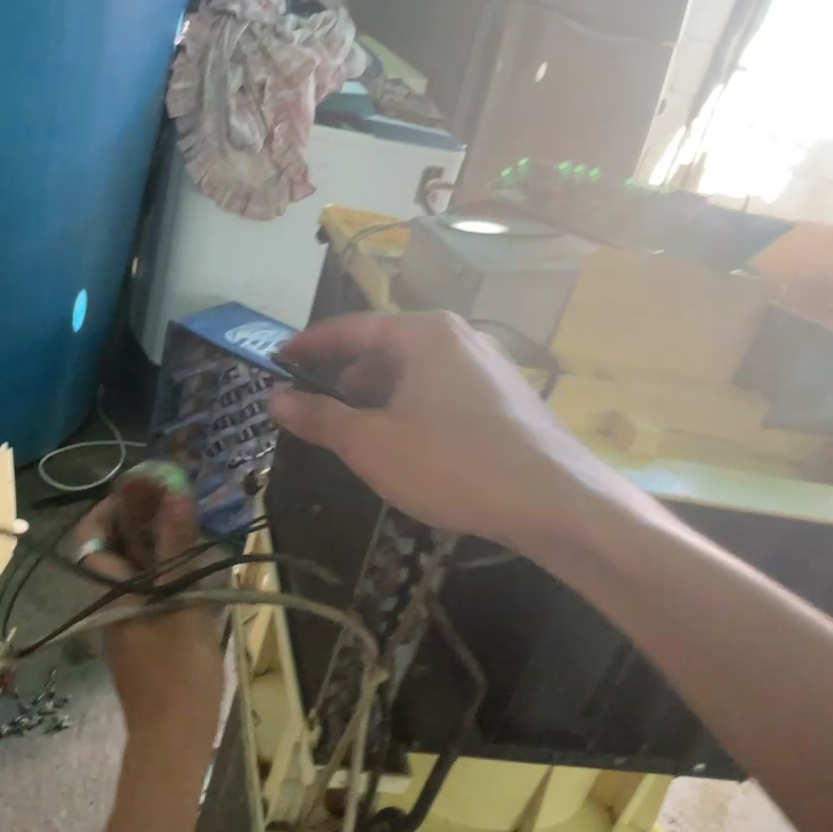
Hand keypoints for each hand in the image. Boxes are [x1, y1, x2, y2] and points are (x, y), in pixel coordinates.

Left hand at [68, 479, 222, 743]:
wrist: (174, 736)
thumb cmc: (176, 670)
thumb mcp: (182, 601)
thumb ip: (179, 547)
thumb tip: (176, 494)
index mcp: (109, 591)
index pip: (91, 536)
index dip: (110, 507)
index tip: (142, 488)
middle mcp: (111, 600)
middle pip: (114, 547)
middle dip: (139, 518)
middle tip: (173, 498)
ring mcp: (127, 617)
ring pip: (133, 567)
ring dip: (155, 540)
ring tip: (187, 519)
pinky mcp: (145, 631)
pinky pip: (148, 587)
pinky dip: (166, 567)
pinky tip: (193, 561)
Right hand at [269, 311, 625, 549]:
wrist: (558, 504)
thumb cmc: (454, 464)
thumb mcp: (372, 444)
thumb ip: (320, 418)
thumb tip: (275, 400)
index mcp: (426, 334)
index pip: (352, 327)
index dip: (310, 345)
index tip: (278, 361)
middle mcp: (461, 337)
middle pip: (386, 348)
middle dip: (346, 378)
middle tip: (318, 409)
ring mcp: (490, 366)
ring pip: (417, 373)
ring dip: (380, 398)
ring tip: (362, 435)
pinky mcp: (508, 398)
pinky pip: (445, 391)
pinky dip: (414, 408)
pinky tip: (411, 448)